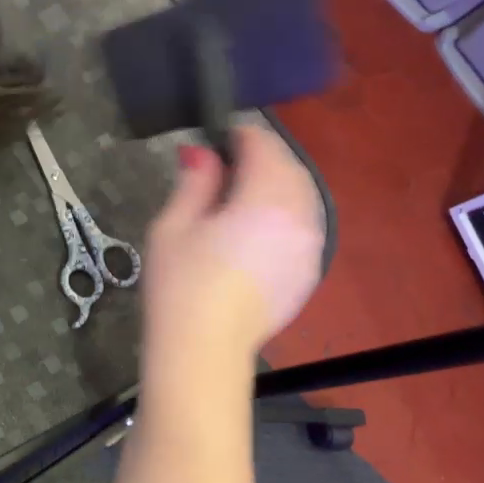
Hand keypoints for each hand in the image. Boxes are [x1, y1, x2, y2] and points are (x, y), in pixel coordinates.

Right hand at [142, 125, 323, 359]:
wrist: (203, 346)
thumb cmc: (179, 283)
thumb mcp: (172, 227)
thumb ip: (194, 183)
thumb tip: (201, 153)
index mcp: (265, 199)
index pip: (264, 148)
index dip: (240, 136)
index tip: (215, 137)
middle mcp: (300, 216)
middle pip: (290, 170)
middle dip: (261, 160)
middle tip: (222, 168)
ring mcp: (311, 245)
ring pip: (302, 198)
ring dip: (275, 188)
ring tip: (237, 200)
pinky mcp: (309, 271)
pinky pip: (303, 228)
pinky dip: (282, 217)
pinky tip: (252, 234)